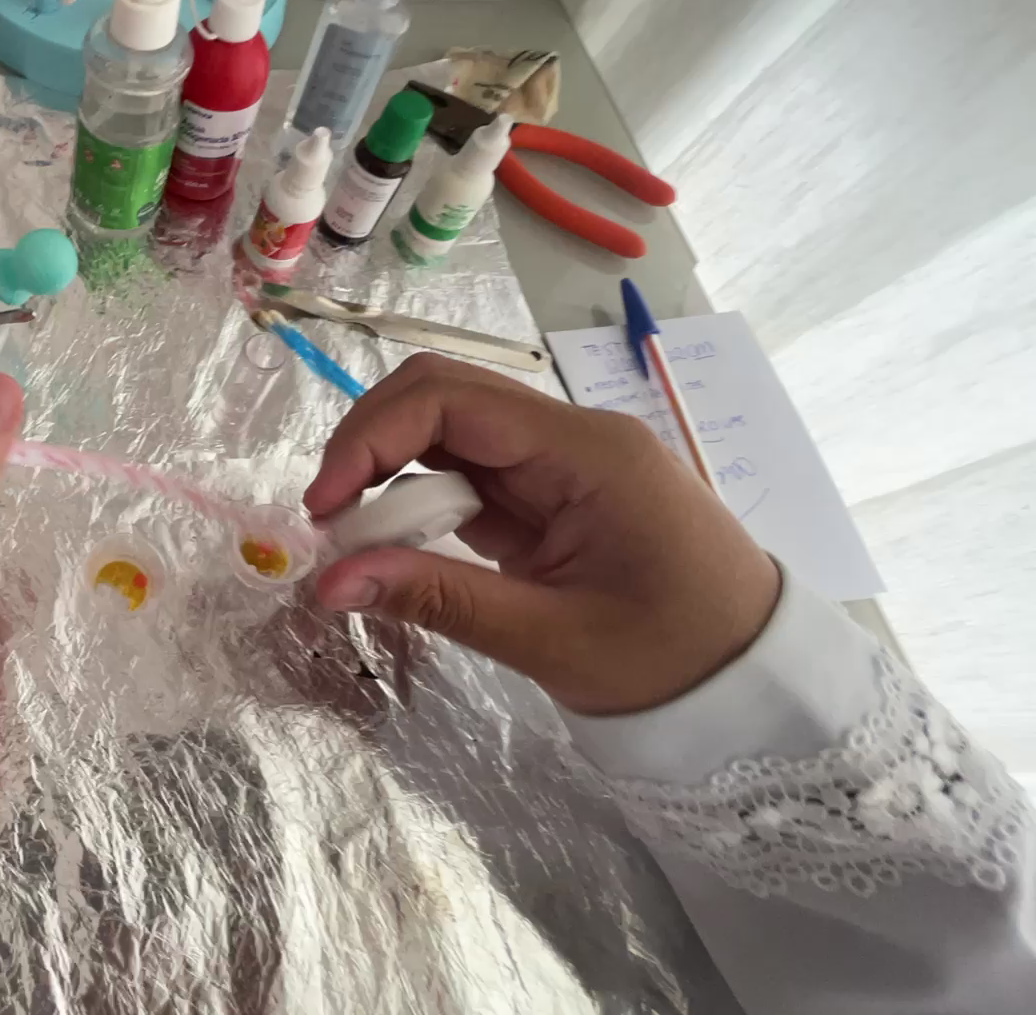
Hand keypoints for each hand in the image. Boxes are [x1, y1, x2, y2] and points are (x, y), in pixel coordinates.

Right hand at [303, 354, 779, 715]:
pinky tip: (397, 537)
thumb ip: (434, 599)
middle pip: (438, 392)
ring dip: (382, 468)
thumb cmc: (672, 661)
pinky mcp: (539, 484)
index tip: (323, 508)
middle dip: (366, 443)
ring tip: (354, 533)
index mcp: (584, 451)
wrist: (752, 683)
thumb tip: (327, 583)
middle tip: (329, 513)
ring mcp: (552, 456)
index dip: (369, 440)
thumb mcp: (548, 638)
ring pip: (439, 426)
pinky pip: (455, 466)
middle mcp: (565, 433)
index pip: (448, 401)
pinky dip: (410, 494)